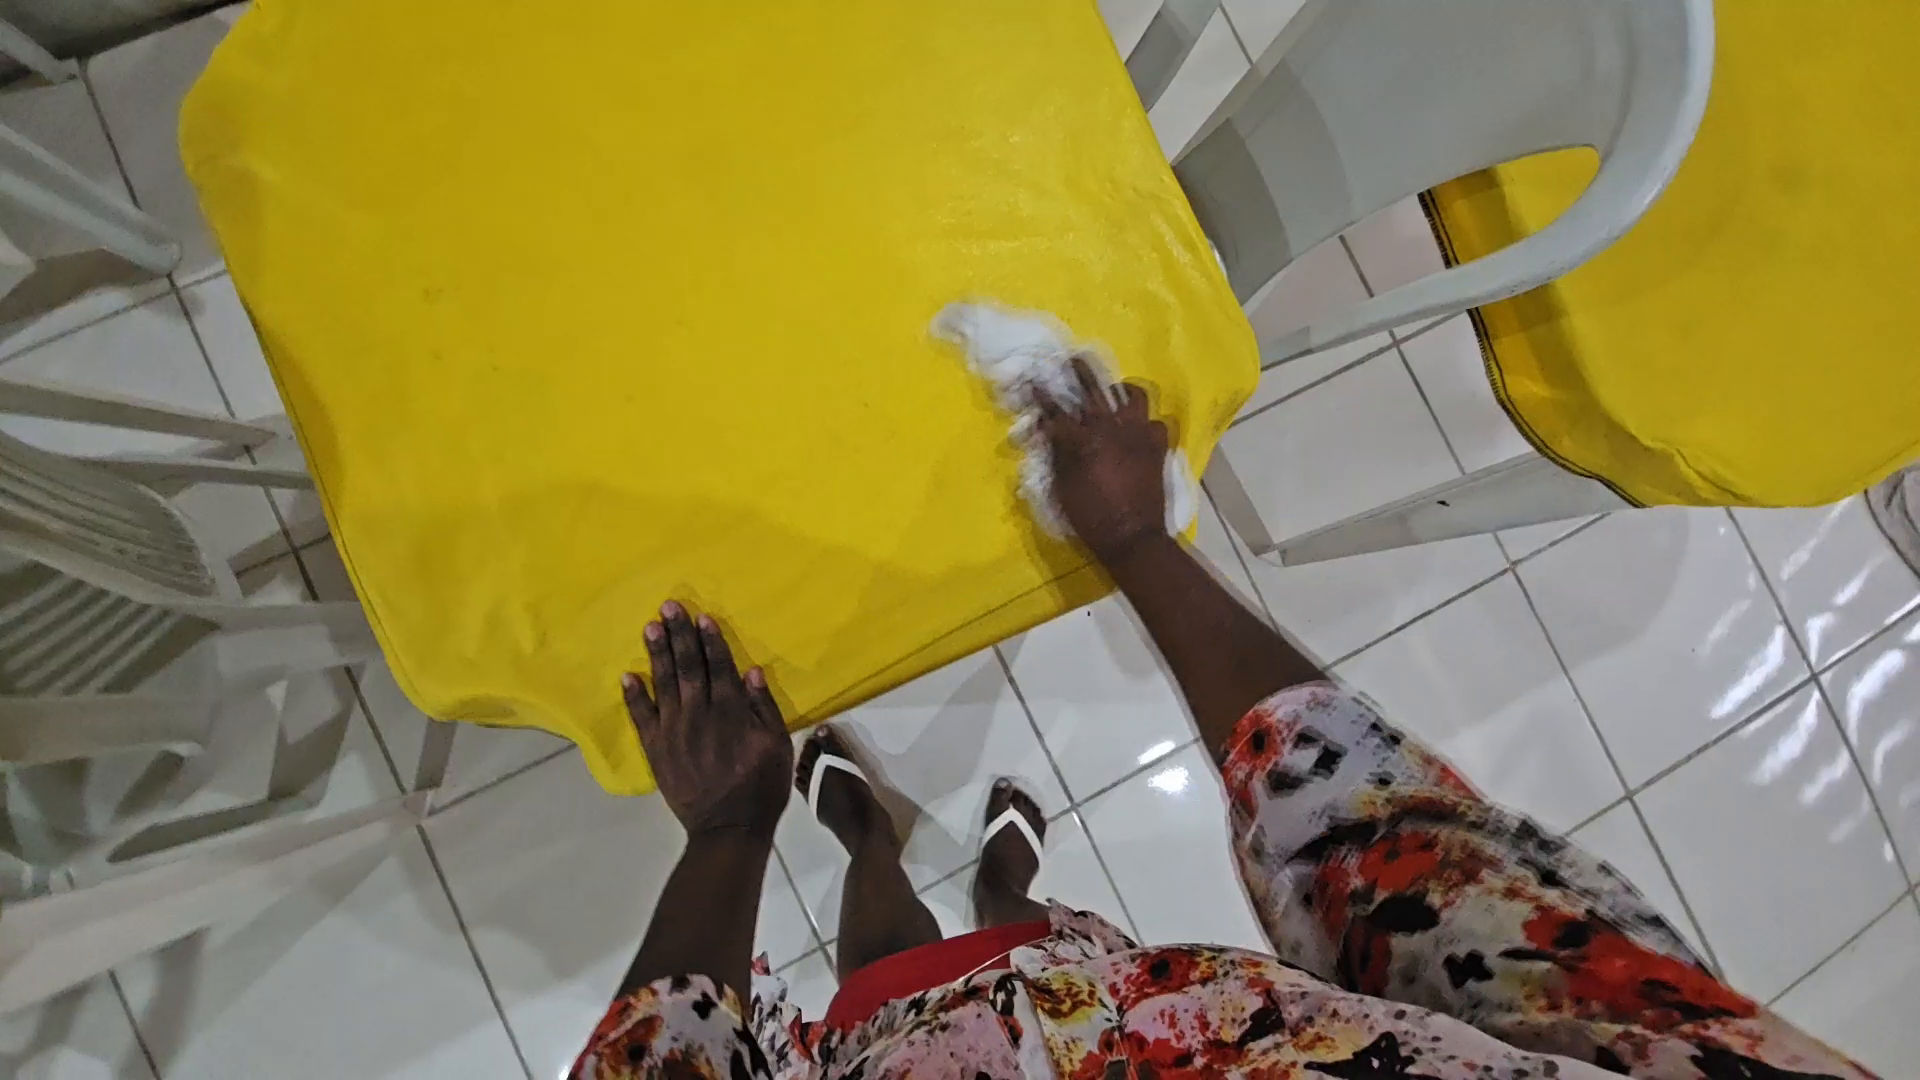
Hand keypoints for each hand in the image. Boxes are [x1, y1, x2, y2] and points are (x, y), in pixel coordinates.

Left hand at [624, 602, 792, 838]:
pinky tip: (628, 674)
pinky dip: (634, 696)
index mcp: (731, 711)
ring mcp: (673, 732)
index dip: (711, 640)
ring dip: (658, 654)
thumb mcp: (777, 745)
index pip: (719, 666)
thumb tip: (751, 671)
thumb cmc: (761, 785)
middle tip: (668, 607)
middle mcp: (699, 714)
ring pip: (664, 685)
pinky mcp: (656, 750)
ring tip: (650, 627)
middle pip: (688, 667)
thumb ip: (764, 708)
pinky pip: (642, 718)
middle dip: (679, 635)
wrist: (727, 828)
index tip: (701, 616)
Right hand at [1037, 356, 1171, 563]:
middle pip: (1094, 390)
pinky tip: (1137, 429)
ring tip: (1114, 392)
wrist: (1133, 538)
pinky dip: (1145, 422)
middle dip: (1080, 372)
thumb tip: (1049, 432)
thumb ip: (1057, 454)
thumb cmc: (1091, 517)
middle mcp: (1113, 428)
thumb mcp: (1062, 488)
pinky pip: (1155, 422)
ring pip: (1134, 396)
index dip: (1043, 397)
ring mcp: (1140, 434)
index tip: (1034, 382)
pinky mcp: (1158, 446)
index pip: (1057, 411)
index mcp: (1084, 440)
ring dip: (1121, 391)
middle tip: (1073, 359)